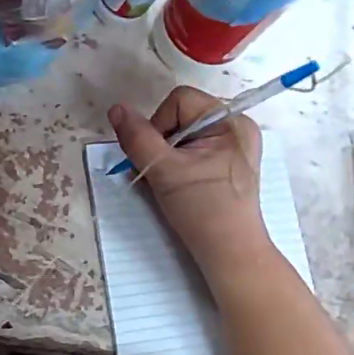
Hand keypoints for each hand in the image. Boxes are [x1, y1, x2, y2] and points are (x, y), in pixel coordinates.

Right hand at [108, 87, 271, 269]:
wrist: (230, 253)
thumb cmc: (202, 209)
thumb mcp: (163, 171)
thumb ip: (137, 137)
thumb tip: (116, 108)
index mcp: (231, 121)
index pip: (179, 101)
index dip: (159, 125)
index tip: (158, 158)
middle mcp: (237, 127)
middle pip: (182, 116)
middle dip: (162, 142)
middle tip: (161, 173)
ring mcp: (234, 147)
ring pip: (184, 135)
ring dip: (167, 155)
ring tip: (169, 182)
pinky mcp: (228, 165)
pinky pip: (194, 150)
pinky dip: (179, 164)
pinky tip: (178, 186)